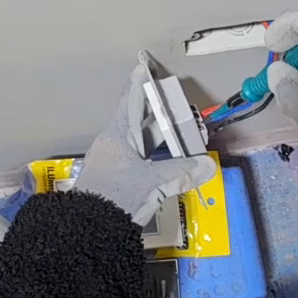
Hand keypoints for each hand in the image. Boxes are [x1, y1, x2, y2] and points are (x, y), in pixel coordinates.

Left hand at [74, 55, 216, 223]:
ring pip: (143, 146)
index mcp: (117, 137)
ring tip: (185, 136)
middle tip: (181, 109)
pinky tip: (172, 165)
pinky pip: (142, 164)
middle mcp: (114, 147)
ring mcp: (115, 166)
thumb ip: (181, 172)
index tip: (143, 68)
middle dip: (162, 117)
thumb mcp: (152, 182)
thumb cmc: (115, 197)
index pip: (131, 102)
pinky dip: (159, 161)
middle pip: (141, 124)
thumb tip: (208, 166)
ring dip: (163, 141)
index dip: (139, 85)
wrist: (89, 230)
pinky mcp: (118, 185)